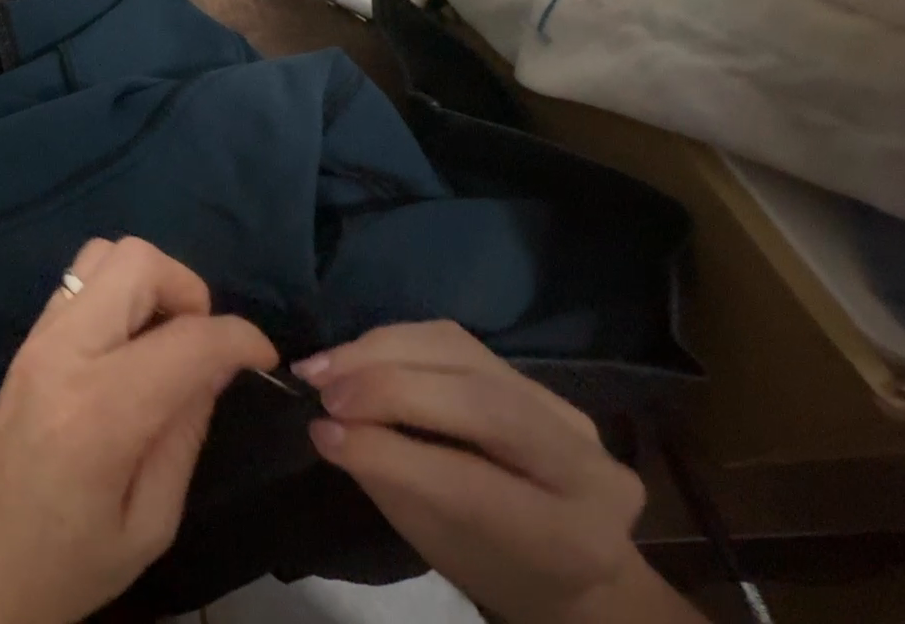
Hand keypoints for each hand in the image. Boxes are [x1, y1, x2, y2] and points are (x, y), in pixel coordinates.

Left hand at [0, 237, 276, 623]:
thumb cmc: (65, 565)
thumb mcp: (149, 521)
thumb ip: (186, 430)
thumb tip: (217, 364)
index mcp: (98, 408)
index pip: (189, 336)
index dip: (242, 338)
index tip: (263, 361)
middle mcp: (61, 352)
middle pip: (134, 259)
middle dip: (188, 290)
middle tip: (202, 346)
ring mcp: (34, 340)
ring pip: (100, 256)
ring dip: (148, 285)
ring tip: (165, 344)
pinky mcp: (22, 344)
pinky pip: (77, 285)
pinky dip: (116, 296)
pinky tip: (128, 350)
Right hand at [297, 321, 705, 623]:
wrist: (567, 563)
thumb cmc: (490, 564)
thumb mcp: (437, 543)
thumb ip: (389, 482)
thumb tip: (327, 429)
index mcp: (568, 537)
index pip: (471, 483)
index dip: (388, 453)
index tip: (322, 432)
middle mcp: (583, 463)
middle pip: (478, 400)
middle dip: (386, 388)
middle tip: (321, 392)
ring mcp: (562, 410)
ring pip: (462, 353)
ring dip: (378, 352)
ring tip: (323, 367)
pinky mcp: (531, 377)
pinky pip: (453, 341)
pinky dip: (390, 343)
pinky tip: (352, 357)